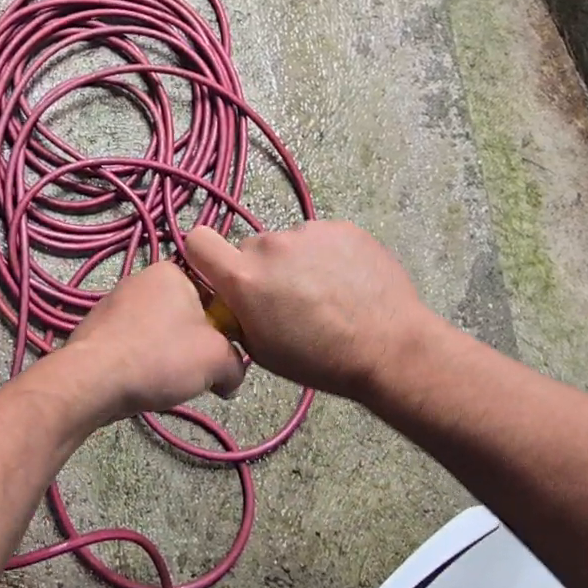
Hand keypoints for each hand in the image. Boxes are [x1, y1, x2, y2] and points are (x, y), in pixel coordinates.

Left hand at [51, 260, 245, 422]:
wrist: (93, 379)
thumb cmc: (161, 357)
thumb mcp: (218, 360)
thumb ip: (237, 364)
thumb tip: (230, 378)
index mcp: (171, 272)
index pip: (214, 294)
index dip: (225, 328)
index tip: (223, 355)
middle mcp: (141, 279)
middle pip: (186, 315)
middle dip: (196, 345)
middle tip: (198, 373)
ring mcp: (115, 302)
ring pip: (160, 332)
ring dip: (169, 356)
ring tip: (167, 382)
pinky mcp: (98, 328)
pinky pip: (134, 344)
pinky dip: (143, 362)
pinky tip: (143, 382)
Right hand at [184, 221, 439, 393]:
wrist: (391, 349)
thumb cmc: (320, 359)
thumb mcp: (261, 349)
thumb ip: (236, 315)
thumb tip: (231, 300)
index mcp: (243, 278)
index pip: (197, 241)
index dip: (204, 256)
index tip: (220, 273)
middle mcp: (270, 246)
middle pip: (249, 248)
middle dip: (260, 269)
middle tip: (287, 299)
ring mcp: (307, 233)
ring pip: (287, 244)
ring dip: (295, 263)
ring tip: (324, 293)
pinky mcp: (341, 227)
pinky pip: (320, 238)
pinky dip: (326, 256)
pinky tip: (346, 283)